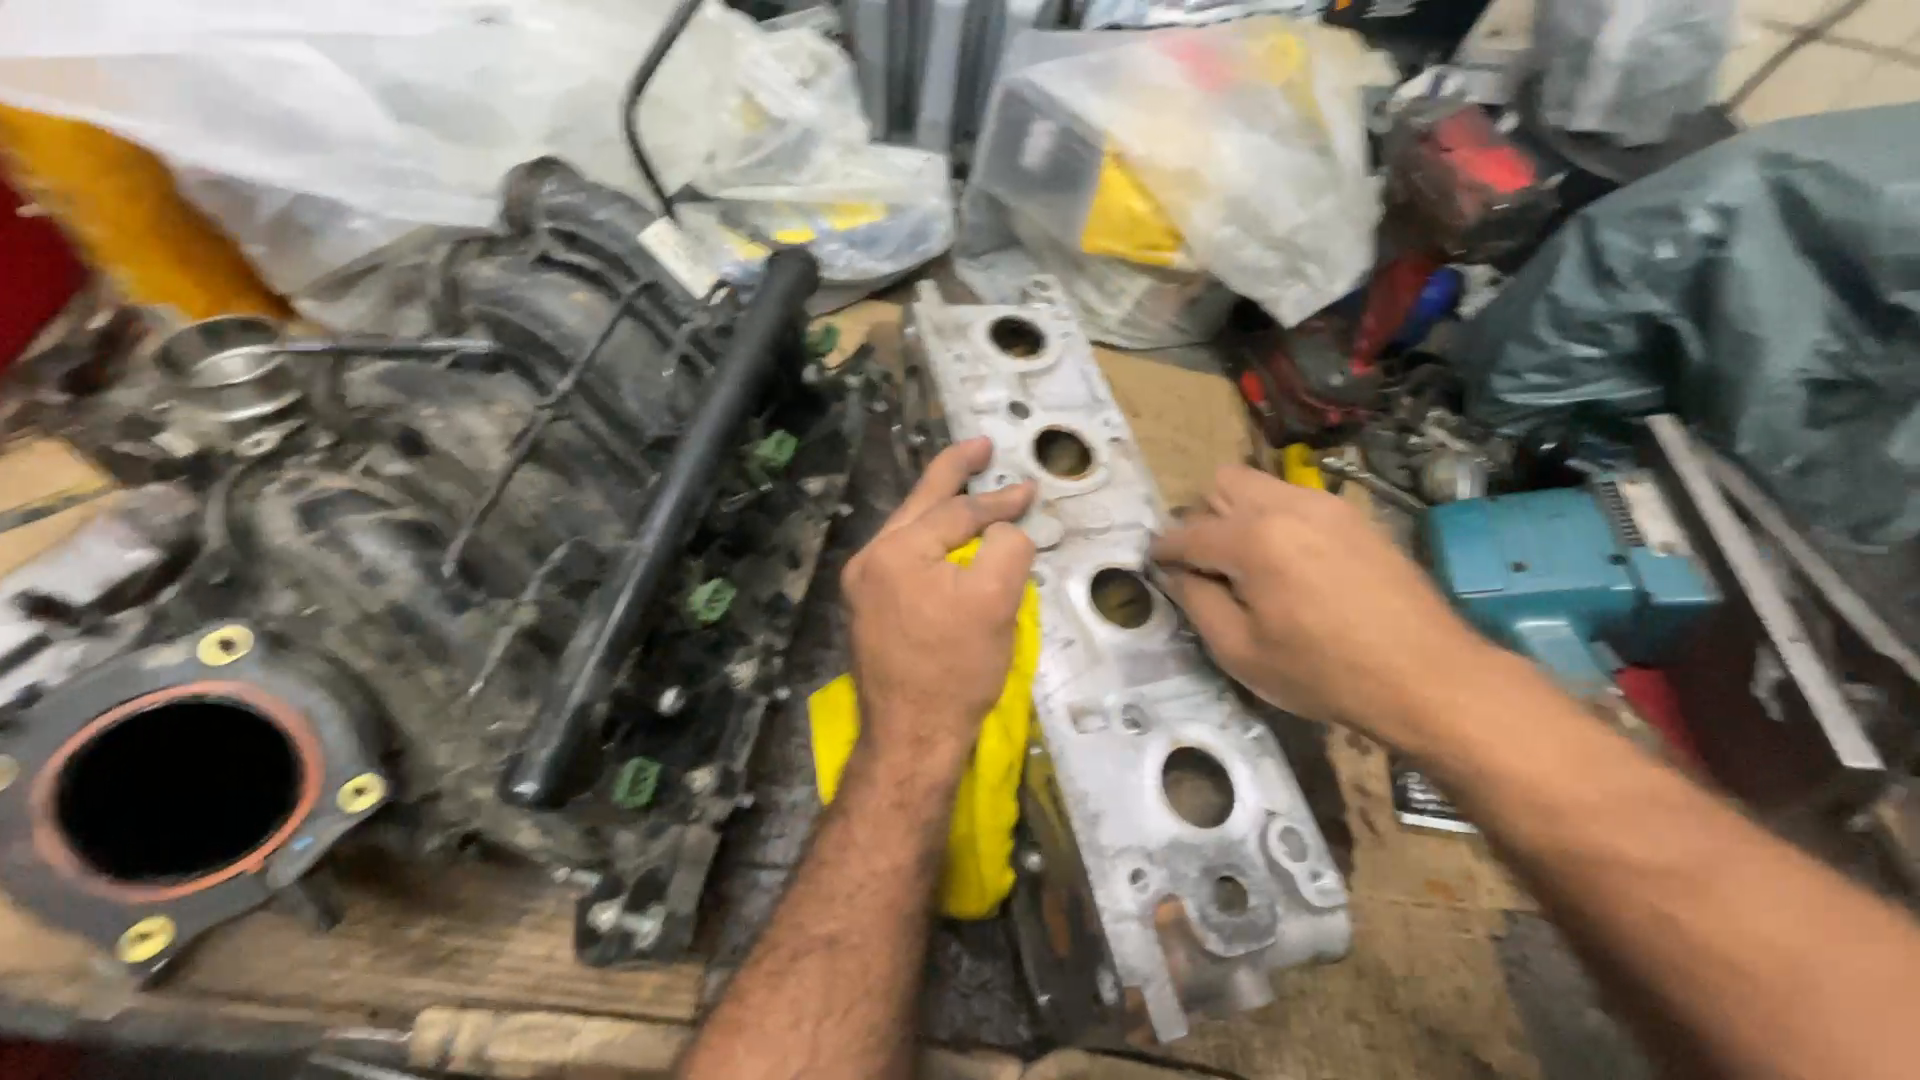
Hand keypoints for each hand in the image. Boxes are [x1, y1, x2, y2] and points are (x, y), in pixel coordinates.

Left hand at [843, 438, 1036, 779]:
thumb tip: (1004, 530)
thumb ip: (1006, 548)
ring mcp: (863, 587)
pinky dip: (930, 542)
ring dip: (940, 509)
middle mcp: (869, 560)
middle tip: (979, 446)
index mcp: (896, 552)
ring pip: (908, 531)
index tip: (1030, 490)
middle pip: (920, 506)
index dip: (998, 501)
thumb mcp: (996, 603)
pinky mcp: (868, 611)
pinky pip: (903, 559)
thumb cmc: (955, 670)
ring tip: (965, 484)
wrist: (911, 737)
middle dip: (953, 474)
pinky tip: (945, 540)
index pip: (957, 514)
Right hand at [1151, 465, 1499, 738]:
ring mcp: (1327, 506)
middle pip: (1222, 484)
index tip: (1157, 565)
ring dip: (1241, 514)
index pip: (1188, 532)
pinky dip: (1278, 520)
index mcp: (1254, 539)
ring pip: (1262, 485)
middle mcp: (1287, 506)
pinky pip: (1297, 500)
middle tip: (1209, 564)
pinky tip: (1291, 565)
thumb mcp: (1241, 652)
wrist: (1428, 676)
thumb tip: (1179, 573)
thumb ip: (1198, 603)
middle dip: (1203, 518)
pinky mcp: (1356, 517)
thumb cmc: (1325, 673)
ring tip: (1250, 563)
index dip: (1164, 550)